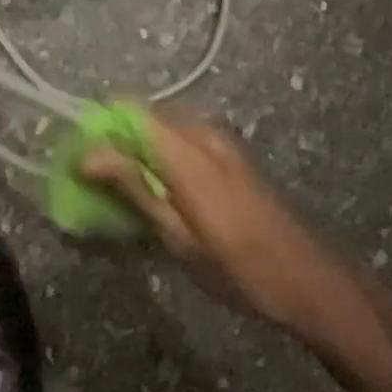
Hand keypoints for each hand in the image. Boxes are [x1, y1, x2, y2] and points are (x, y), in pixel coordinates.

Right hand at [79, 110, 341, 332]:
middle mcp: (203, 131)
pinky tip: (161, 191)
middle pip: (145, 113)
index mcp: (188, 149)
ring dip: (139, 147)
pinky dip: (162, 153)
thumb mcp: (179, 237)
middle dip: (116, 137)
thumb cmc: (240, 268)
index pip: (129, 109)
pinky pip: (183, 136)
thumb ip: (133, 188)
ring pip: (164, 124)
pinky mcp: (231, 152)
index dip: (99, 127)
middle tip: (98, 180)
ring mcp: (221, 139)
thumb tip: (85, 154)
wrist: (312, 281)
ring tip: (127, 190)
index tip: (80, 159)